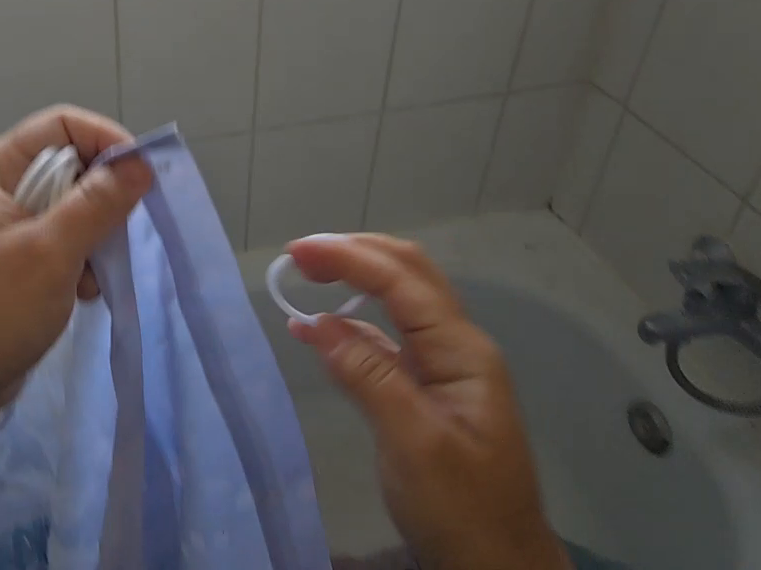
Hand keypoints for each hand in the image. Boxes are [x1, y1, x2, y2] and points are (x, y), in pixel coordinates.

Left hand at [0, 106, 154, 419]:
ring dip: (95, 237)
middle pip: (73, 165)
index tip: (142, 177)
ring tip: (91, 275)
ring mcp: (10, 226)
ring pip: (75, 207)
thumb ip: (96, 204)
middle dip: (103, 198)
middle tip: (118, 235)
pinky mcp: (20, 261)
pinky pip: (66, 242)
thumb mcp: (49, 253)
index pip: (62, 124)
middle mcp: (2, 188)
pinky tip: (81, 294)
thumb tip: (140, 163)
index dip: (105, 140)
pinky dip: (82, 263)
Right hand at [287, 234, 571, 569]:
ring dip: (353, 277)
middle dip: (354, 253)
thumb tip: (315, 322)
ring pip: (398, 299)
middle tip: (300, 256)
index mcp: (463, 351)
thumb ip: (367, 375)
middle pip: (407, 274)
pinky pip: (386, 336)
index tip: (297, 252)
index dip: (349, 256)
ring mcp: (443, 366)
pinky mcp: (425, 388)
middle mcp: (457, 346)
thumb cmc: (462, 508)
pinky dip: (350, 320)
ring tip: (305, 275)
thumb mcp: (412, 443)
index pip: (403, 281)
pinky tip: (316, 328)